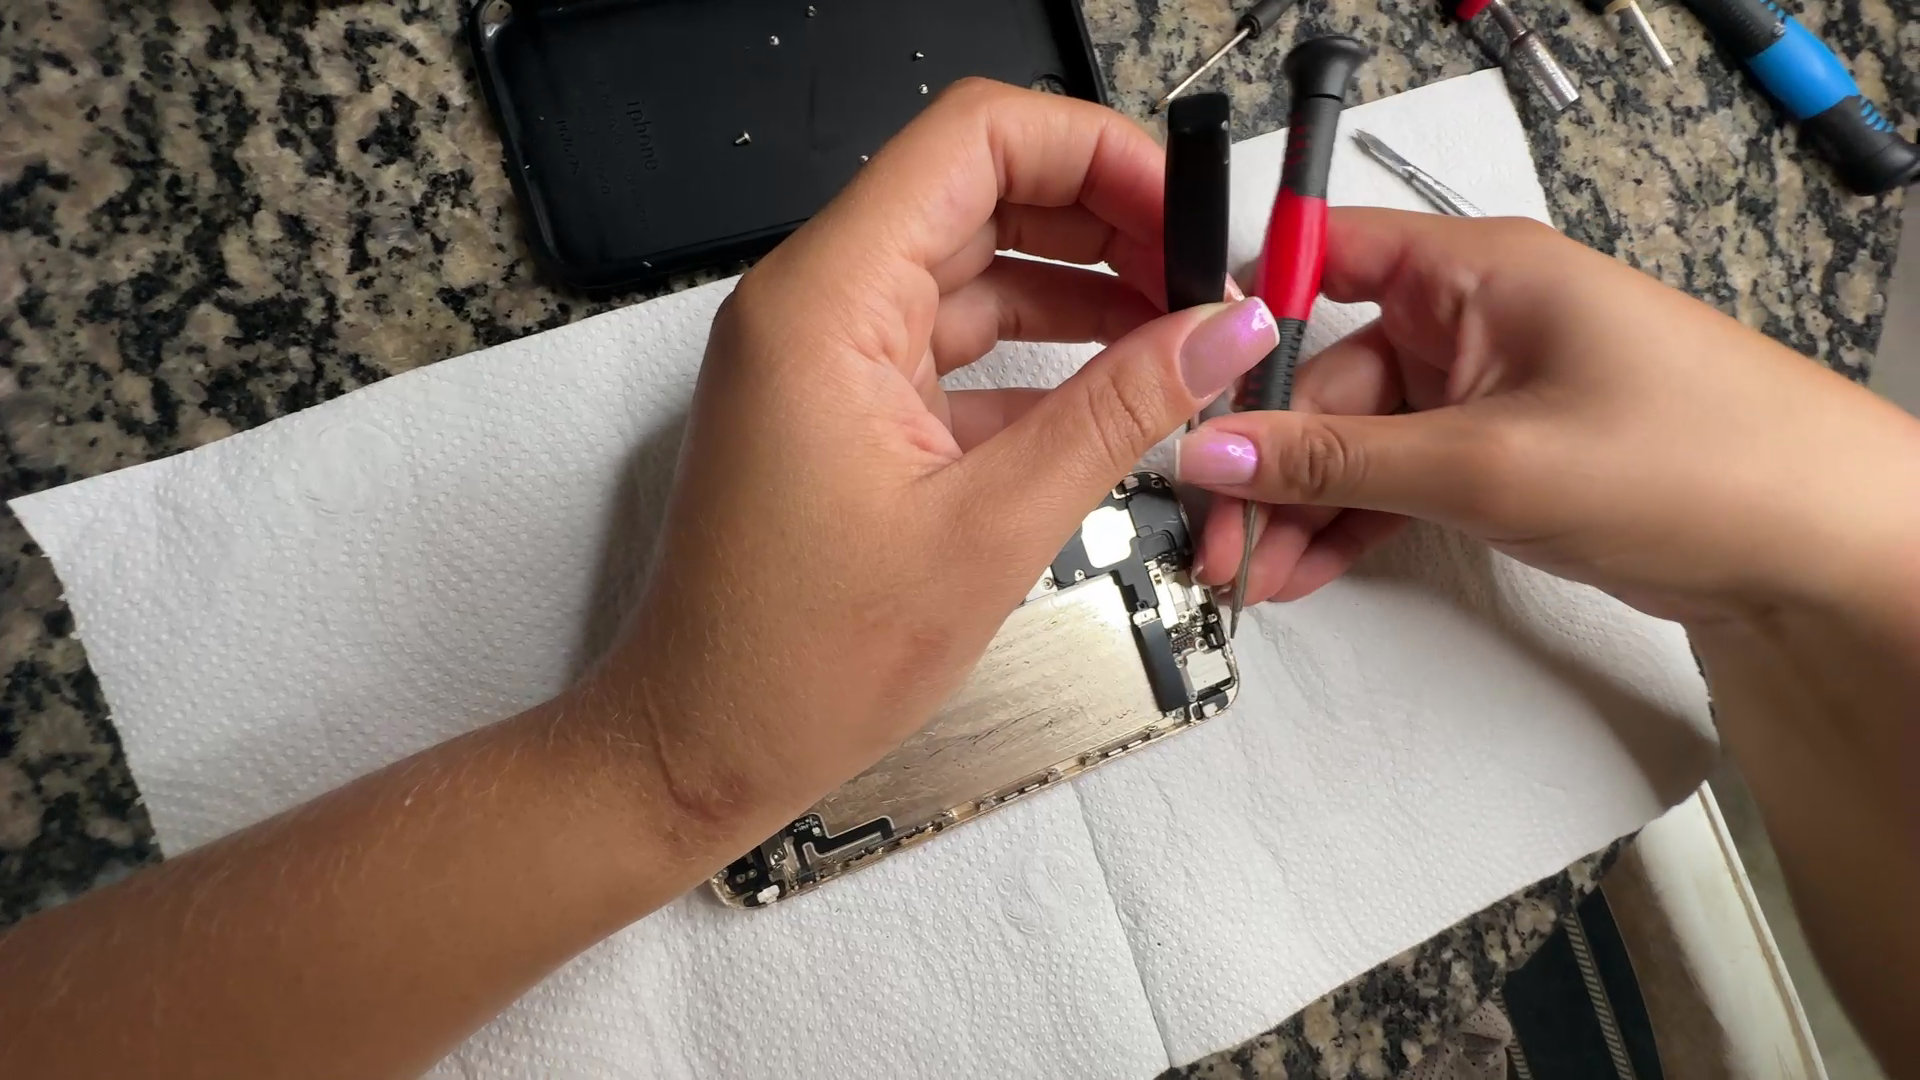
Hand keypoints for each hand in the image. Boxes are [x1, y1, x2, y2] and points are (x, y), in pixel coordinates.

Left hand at [592, 80, 1277, 851]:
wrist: (711, 739)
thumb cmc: (815, 658)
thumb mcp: (993, 528)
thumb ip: (1118, 412)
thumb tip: (1222, 331)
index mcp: (827, 304)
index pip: (973, 139)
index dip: (1094, 152)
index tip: (1182, 212)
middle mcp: (815, 308)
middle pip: (977, 198)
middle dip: (1100, 224)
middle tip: (1197, 278)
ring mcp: (826, 361)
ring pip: (969, 278)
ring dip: (1073, 295)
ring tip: (1173, 331)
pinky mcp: (842, 412)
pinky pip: (949, 354)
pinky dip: (1028, 363)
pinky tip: (1104, 391)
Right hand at [1176, 209, 1919, 624]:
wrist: (1826, 563)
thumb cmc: (1693, 467)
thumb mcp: (1482, 461)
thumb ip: (1331, 460)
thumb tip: (1207, 454)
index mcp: (1471, 275)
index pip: (1325, 257)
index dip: (1248, 310)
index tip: (1182, 383)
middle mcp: (1459, 325)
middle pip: (1318, 386)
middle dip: (1262, 468)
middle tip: (1218, 542)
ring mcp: (1463, 397)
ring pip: (1341, 448)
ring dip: (1294, 513)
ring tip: (1253, 578)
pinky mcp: (1472, 457)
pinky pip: (1378, 486)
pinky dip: (1338, 530)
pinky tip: (1300, 575)